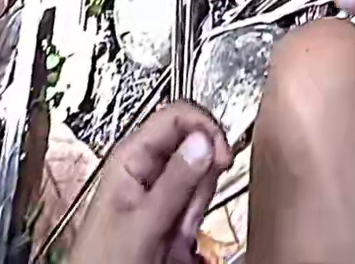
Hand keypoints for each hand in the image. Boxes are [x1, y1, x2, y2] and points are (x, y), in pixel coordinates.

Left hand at [68, 102, 232, 263]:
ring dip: (196, 206)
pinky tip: (178, 239)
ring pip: (199, 174)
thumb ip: (175, 181)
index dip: (204, 127)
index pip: (177, 115)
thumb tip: (205, 138)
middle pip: (193, 144)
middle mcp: (147, 164)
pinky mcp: (170, 209)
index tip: (223, 155)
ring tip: (176, 235)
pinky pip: (197, 200)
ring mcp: (160, 188)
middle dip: (200, 179)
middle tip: (187, 213)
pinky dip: (195, 220)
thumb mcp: (141, 224)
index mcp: (132, 155)